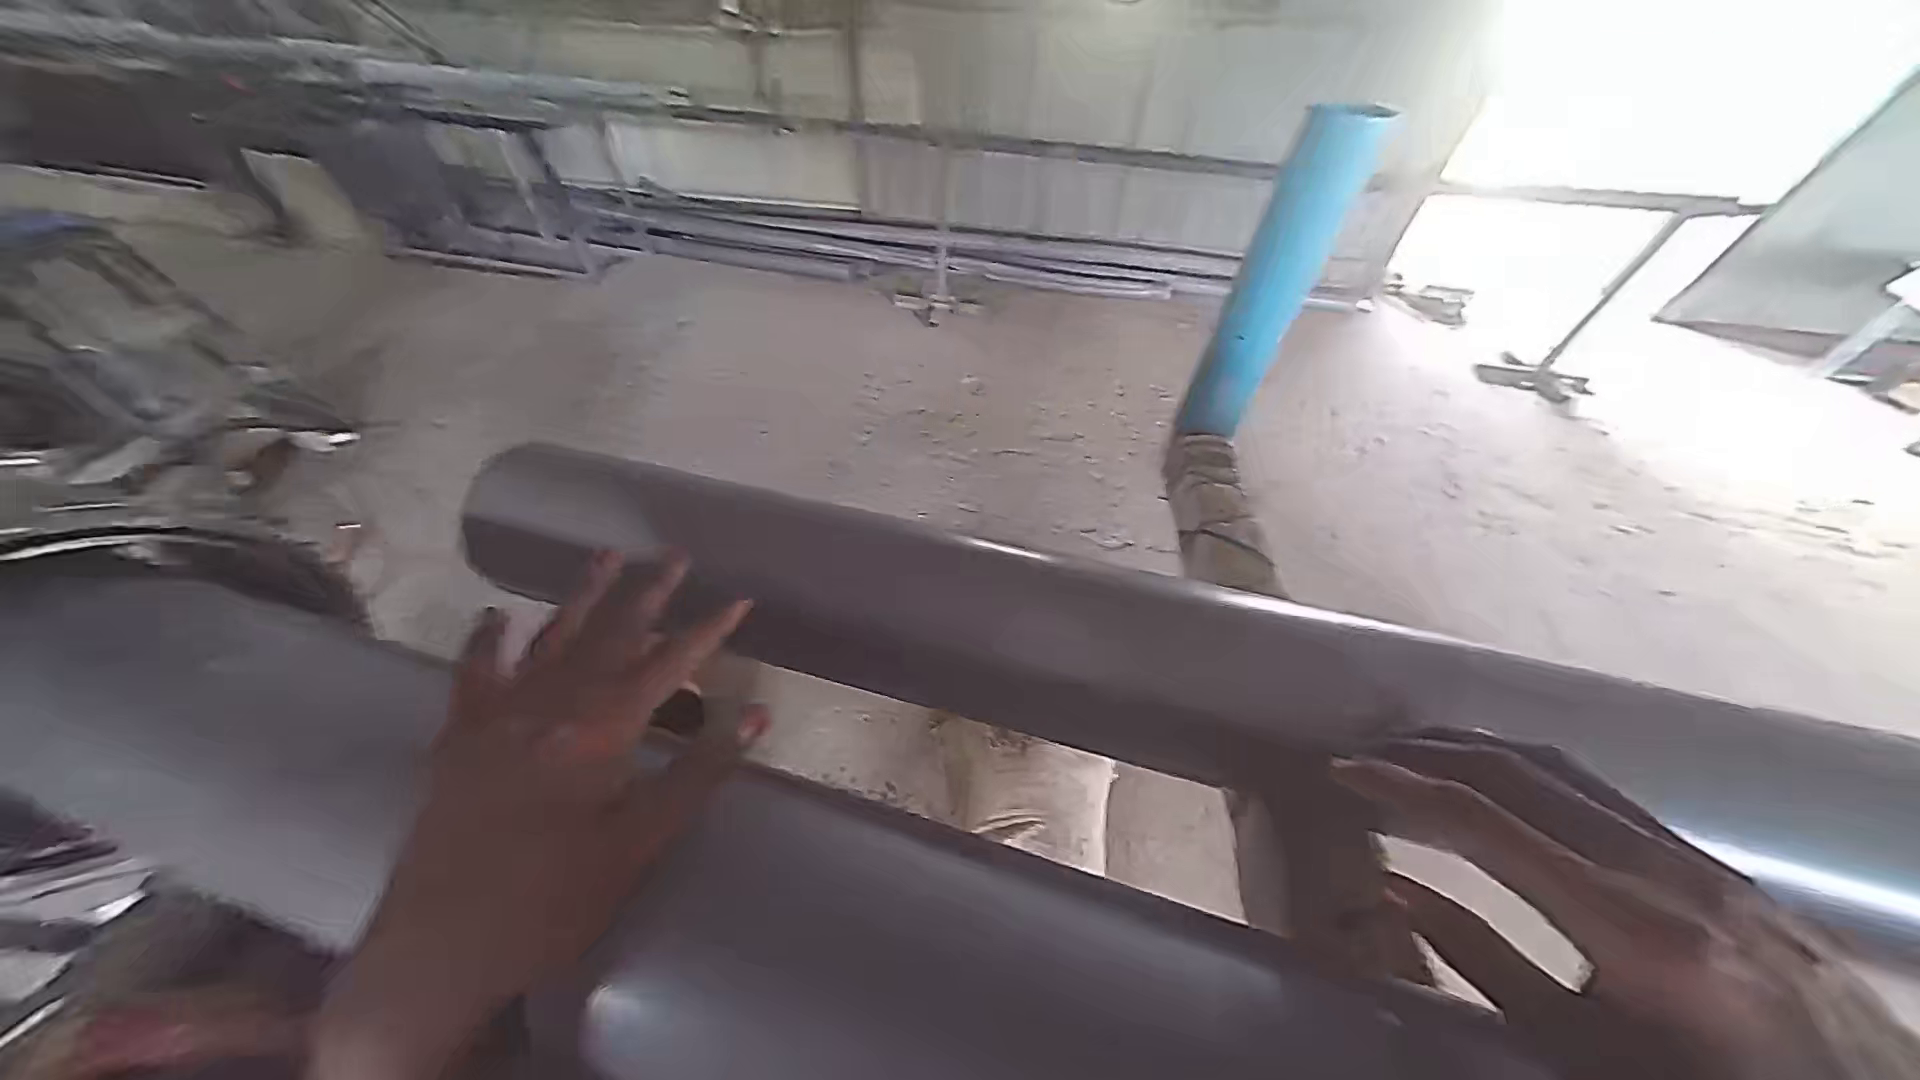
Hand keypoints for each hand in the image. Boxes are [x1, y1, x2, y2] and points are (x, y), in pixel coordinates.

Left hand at [309, 551, 766, 1079]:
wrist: (438, 956)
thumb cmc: (557, 897)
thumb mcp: (644, 839)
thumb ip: (702, 768)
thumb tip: (759, 714)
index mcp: (601, 728)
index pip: (670, 663)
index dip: (709, 630)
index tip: (740, 599)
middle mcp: (550, 705)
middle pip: (611, 634)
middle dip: (649, 592)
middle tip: (675, 555)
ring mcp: (499, 716)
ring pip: (550, 638)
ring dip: (583, 596)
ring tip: (607, 556)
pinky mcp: (459, 737)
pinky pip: (474, 675)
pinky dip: (486, 641)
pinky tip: (496, 615)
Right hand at [1334, 731, 1919, 1079]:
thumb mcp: (1576, 1051)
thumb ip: (1477, 959)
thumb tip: (1391, 886)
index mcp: (1630, 929)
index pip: (1480, 820)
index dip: (1399, 786)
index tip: (1342, 769)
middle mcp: (1663, 872)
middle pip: (1515, 772)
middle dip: (1425, 751)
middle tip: (1363, 752)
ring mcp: (1694, 860)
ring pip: (1556, 767)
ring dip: (1471, 749)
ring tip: (1412, 751)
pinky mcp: (1710, 862)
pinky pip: (1595, 790)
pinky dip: (1522, 769)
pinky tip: (1492, 779)